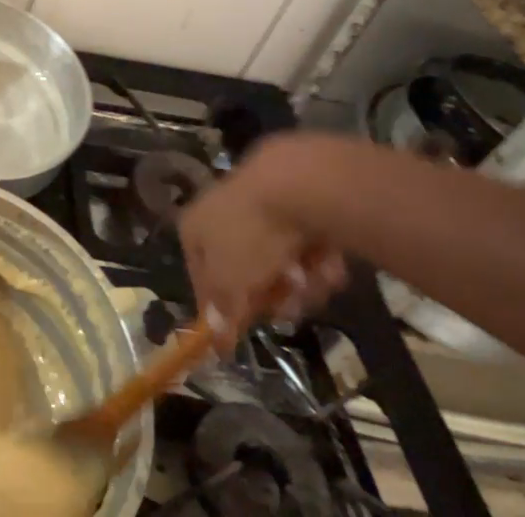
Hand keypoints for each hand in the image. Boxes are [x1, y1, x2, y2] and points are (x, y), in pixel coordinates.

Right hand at [178, 134, 347, 329]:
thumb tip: (216, 339)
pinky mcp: (296, 200)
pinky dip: (318, 258)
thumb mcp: (230, 284)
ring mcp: (260, 205)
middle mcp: (221, 213)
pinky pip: (305, 243)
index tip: (240, 334)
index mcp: (194, 228)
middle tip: (291, 305)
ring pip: (281, 262)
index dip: (219, 309)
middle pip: (247, 272)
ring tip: (317, 280)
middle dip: (273, 295)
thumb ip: (222, 313)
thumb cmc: (250, 235)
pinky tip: (330, 261)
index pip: (200, 277)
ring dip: (302, 282)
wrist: (298, 184)